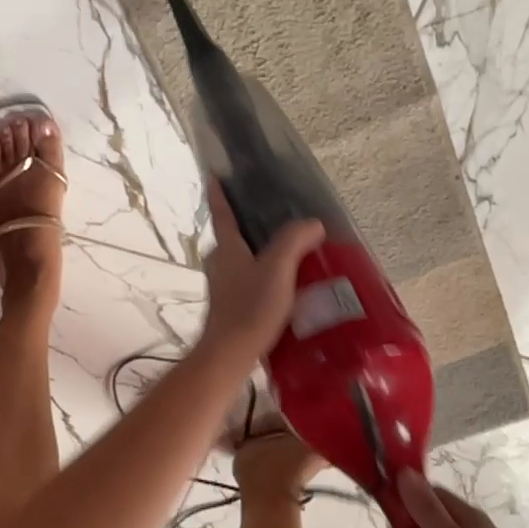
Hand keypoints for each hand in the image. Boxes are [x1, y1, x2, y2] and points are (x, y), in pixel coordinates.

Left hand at [196, 184, 324, 364]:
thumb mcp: (277, 269)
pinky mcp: (232, 307)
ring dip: (263, 253)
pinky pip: (250, 281)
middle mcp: (220, 263)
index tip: (215, 173)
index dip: (220, 192)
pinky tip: (288, 284)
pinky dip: (266, 276)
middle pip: (235, 236)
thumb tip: (313, 224)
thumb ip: (294, 241)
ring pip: (244, 260)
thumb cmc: (250, 308)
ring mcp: (224, 286)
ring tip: (292, 250)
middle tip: (278, 214)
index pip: (222, 213)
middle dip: (252, 224)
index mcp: (227, 248)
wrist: (230, 354)